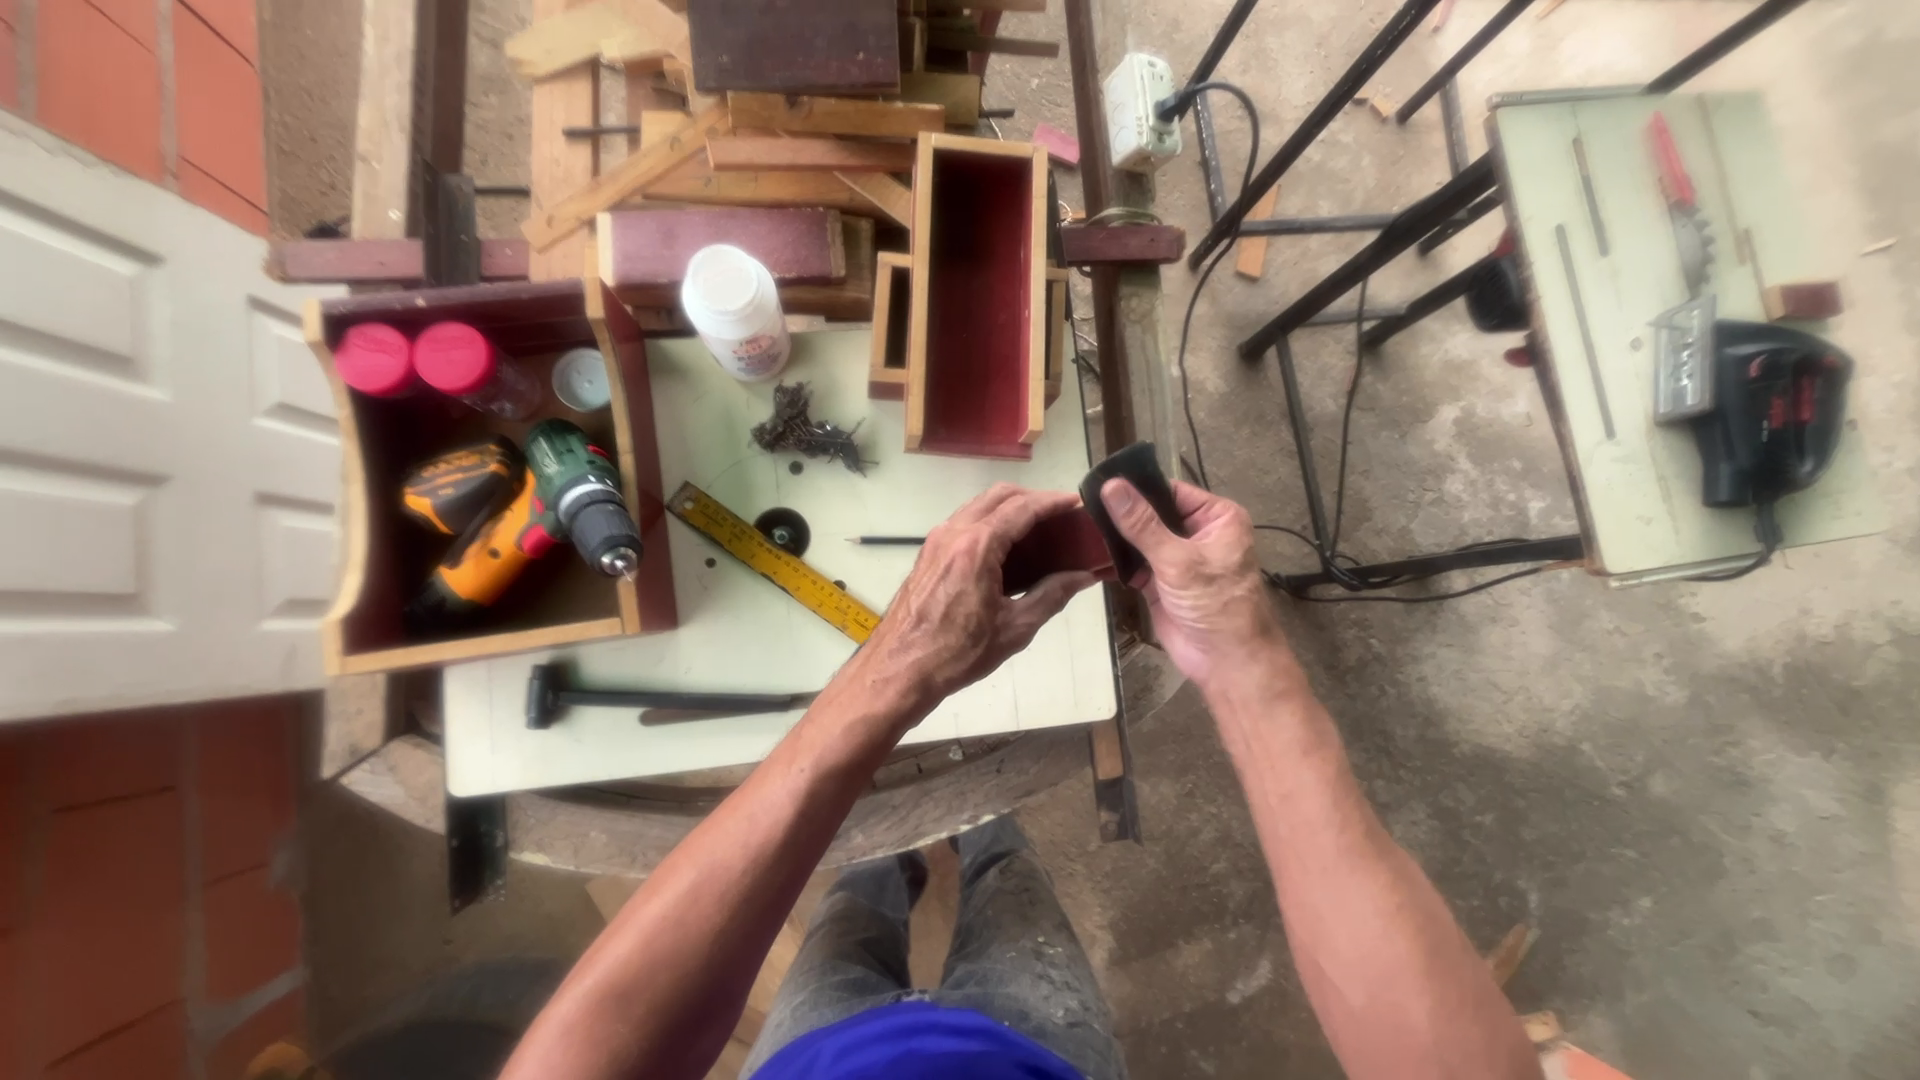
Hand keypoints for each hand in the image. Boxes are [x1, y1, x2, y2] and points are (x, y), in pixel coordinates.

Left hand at [853, 485, 1098, 723]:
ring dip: (1009, 508)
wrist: (899, 669)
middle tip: (1061, 516)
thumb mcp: (1014, 628)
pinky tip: (1007, 548)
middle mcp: (954, 532)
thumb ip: (1052, 595)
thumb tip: (1083, 576)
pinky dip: (990, 522)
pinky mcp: (928, 553)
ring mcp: (936, 540)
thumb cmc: (958, 653)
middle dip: (1033, 498)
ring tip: (1038, 530)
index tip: (1077, 503)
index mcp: (977, 546)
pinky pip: (965, 522)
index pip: (1022, 508)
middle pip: (999, 495)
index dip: (1053, 502)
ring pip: (979, 506)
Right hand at [1100, 478, 1300, 692]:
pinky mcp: (1160, 582)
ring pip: (1140, 539)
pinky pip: (1134, 563)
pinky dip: (1116, 561)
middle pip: (1152, 514)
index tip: (1099, 483)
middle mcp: (1197, 533)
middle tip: (1082, 505)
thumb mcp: (1178, 559)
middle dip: (1122, 513)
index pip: (1170, 491)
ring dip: (1116, 538)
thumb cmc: (1215, 604)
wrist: (1225, 661)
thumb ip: (1142, 524)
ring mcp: (1177, 558)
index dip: (1137, 487)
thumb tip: (1111, 486)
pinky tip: (1089, 553)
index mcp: (1216, 518)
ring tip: (1080, 527)